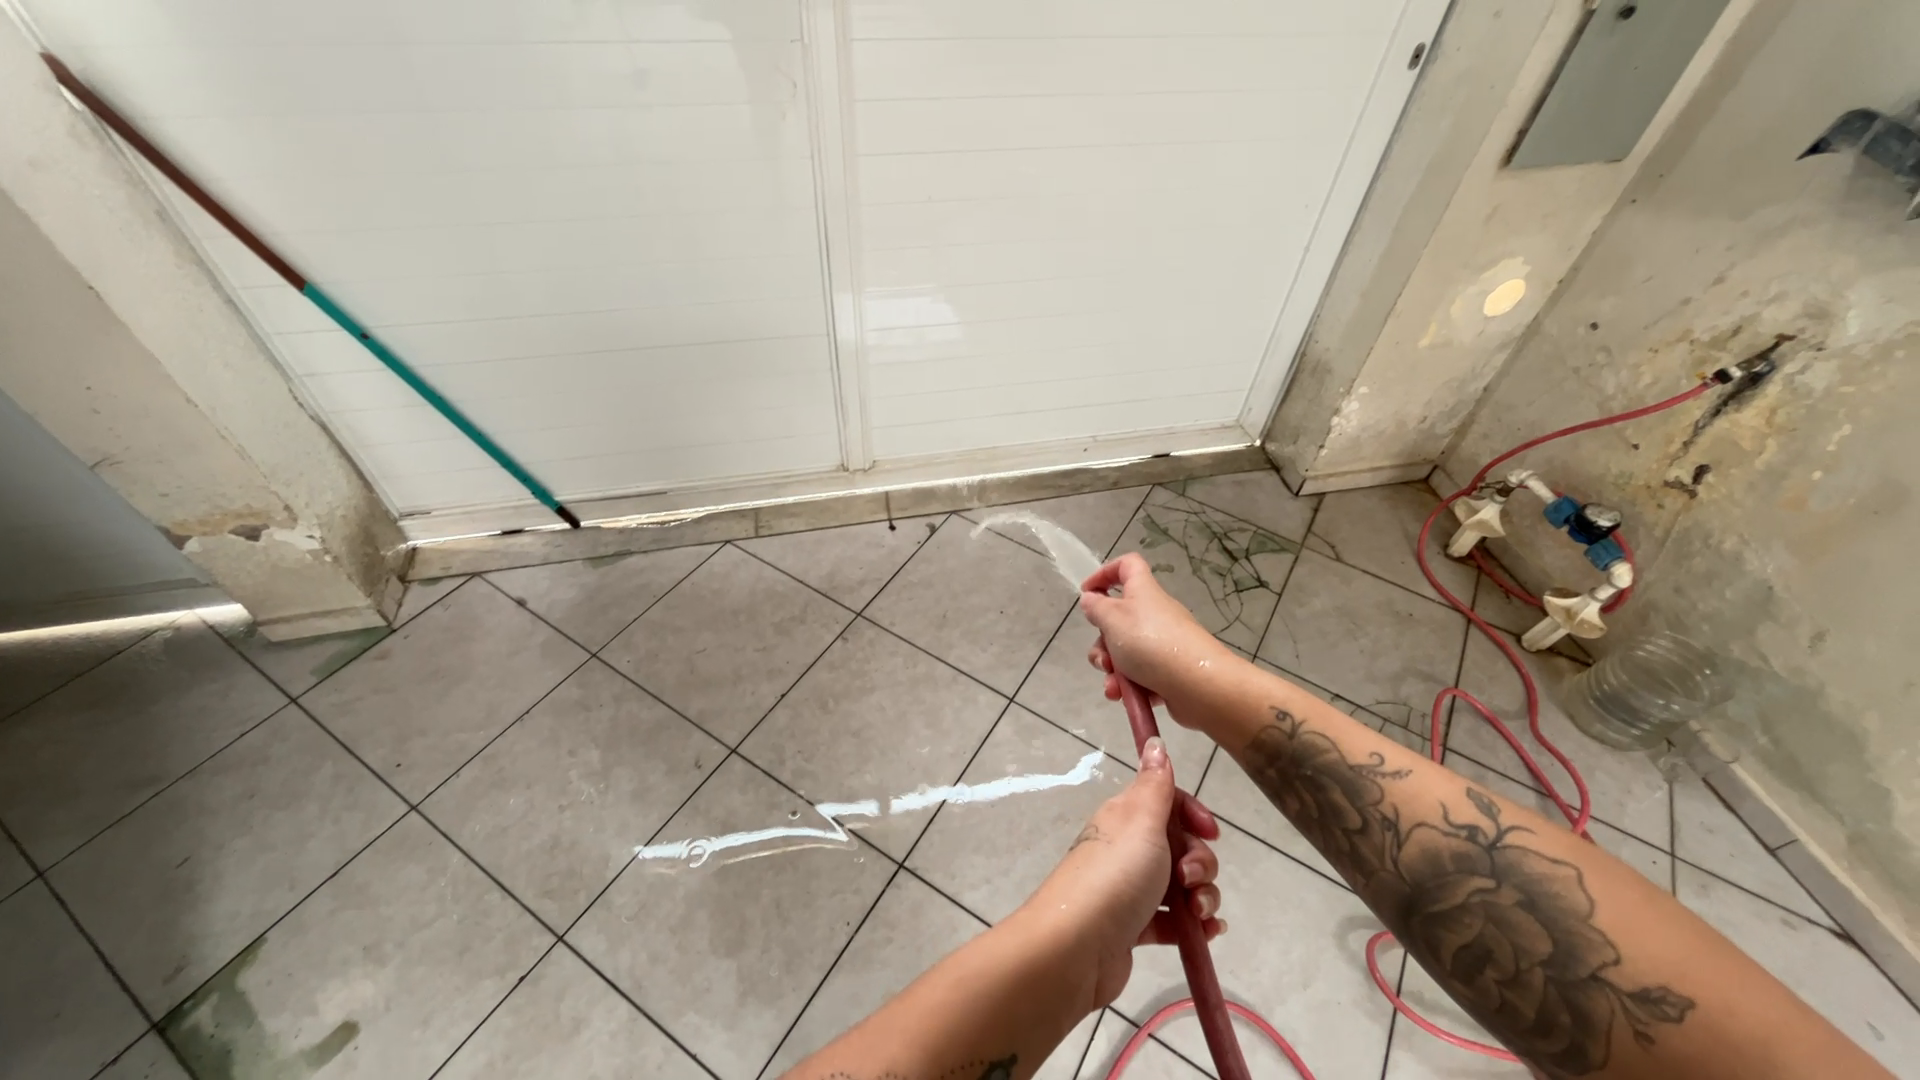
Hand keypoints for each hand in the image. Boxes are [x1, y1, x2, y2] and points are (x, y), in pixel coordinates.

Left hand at [1019, 737, 1224, 1010]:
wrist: (1076, 948)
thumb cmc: (1114, 876)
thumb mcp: (1140, 821)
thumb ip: (1154, 784)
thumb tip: (1154, 740)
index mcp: (1125, 817)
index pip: (1167, 802)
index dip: (1194, 814)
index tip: (1212, 832)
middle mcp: (1126, 848)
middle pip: (1180, 844)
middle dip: (1200, 861)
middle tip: (1190, 878)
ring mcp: (1129, 889)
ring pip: (1180, 884)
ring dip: (1201, 896)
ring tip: (1198, 913)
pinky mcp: (1132, 927)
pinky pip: (1172, 920)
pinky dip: (1193, 926)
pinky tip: (1206, 934)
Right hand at [1079, 554, 1231, 727]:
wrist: (1199, 685)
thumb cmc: (1151, 643)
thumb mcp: (1113, 620)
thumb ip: (1096, 608)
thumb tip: (1090, 598)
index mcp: (1142, 592)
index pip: (1127, 566)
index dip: (1105, 573)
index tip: (1087, 593)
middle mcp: (1154, 614)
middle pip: (1118, 620)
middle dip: (1102, 644)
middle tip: (1104, 660)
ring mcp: (1162, 643)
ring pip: (1125, 653)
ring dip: (1112, 671)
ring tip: (1114, 687)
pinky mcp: (1168, 670)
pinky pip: (1140, 674)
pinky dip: (1129, 686)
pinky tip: (1125, 697)